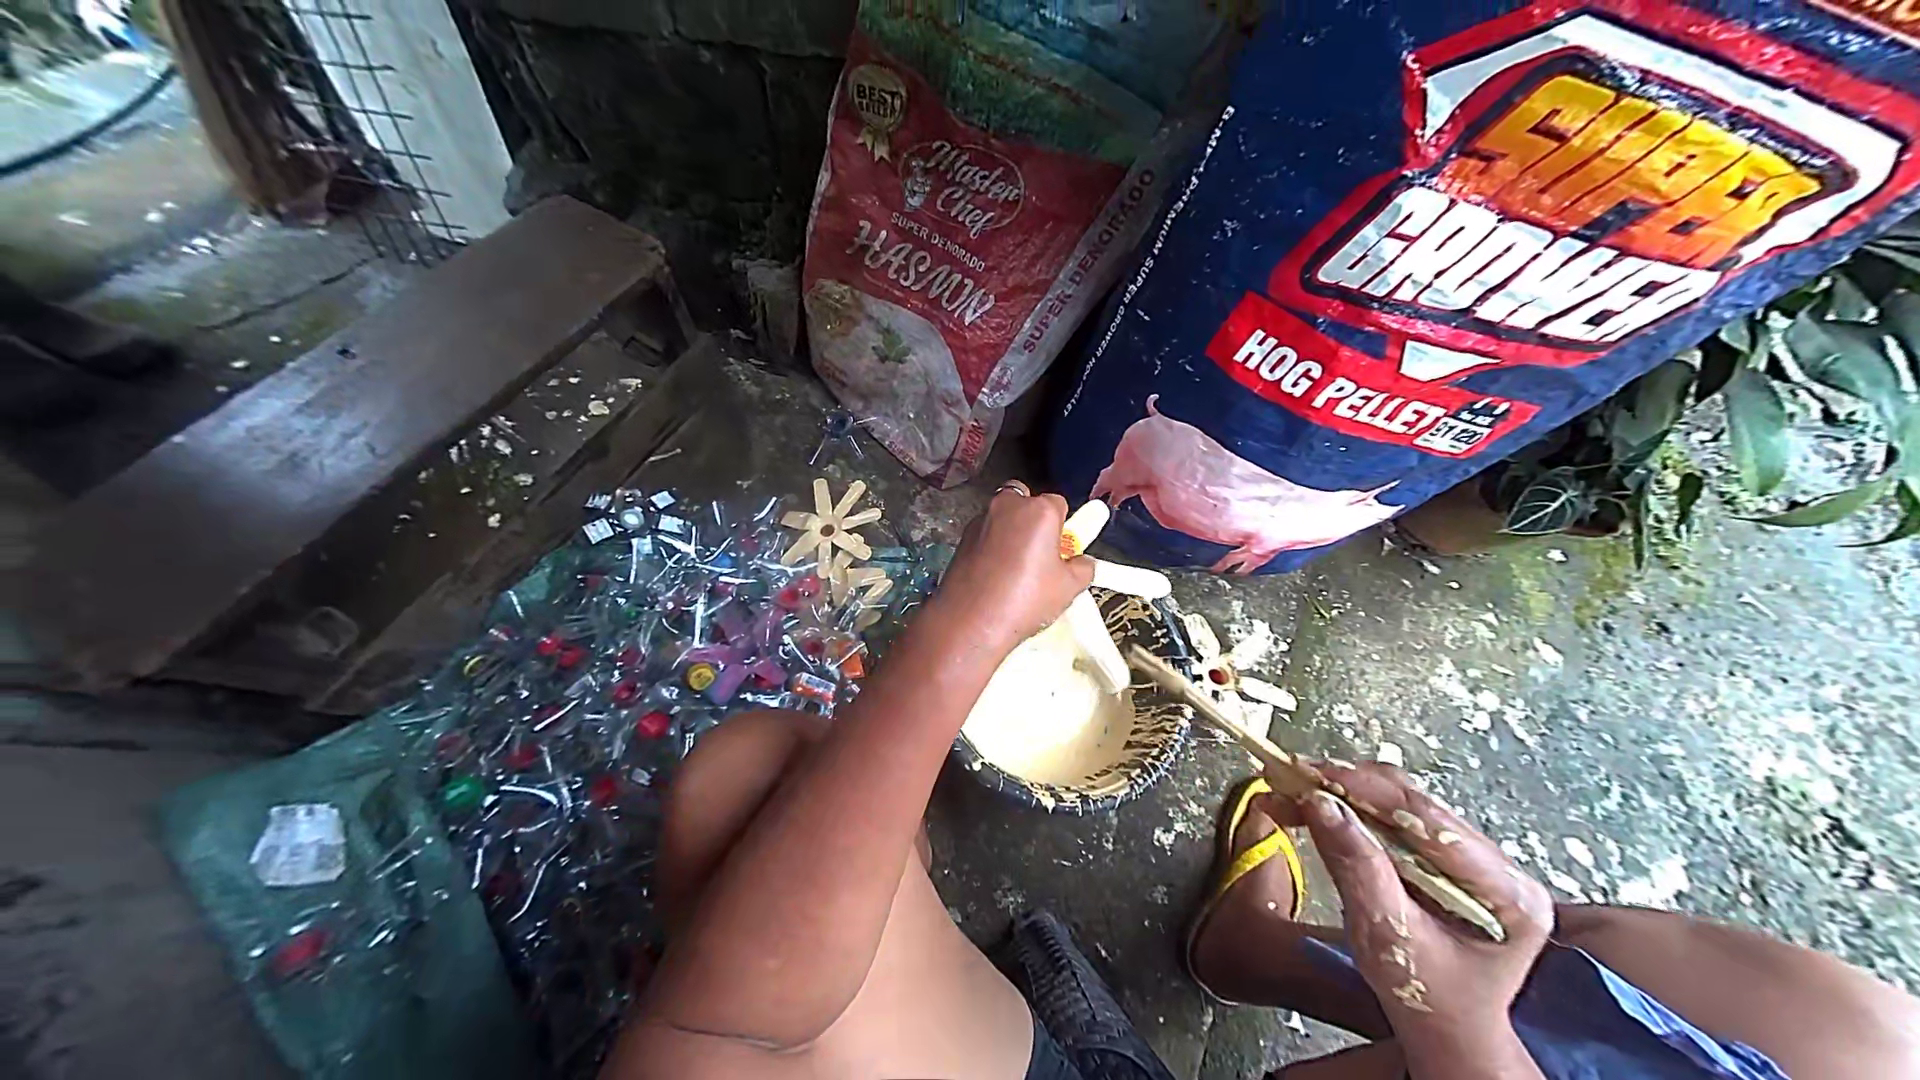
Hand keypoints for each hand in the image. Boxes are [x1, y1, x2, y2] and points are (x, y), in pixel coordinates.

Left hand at [928, 485, 1094, 653]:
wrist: (971, 621)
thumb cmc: (1024, 599)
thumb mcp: (1069, 587)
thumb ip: (1082, 567)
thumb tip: (1081, 562)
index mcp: (1039, 511)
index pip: (1058, 503)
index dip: (1062, 526)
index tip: (1062, 547)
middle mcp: (1008, 506)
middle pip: (1026, 501)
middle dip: (1033, 520)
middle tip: (1040, 552)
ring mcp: (981, 520)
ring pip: (1002, 516)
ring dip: (1011, 531)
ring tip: (1017, 568)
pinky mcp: (962, 538)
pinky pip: (985, 534)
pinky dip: (992, 545)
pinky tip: (996, 574)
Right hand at [1275, 763, 1553, 1046]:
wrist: (1444, 1029)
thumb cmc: (1424, 997)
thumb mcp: (1385, 936)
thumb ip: (1357, 868)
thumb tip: (1318, 802)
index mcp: (1506, 892)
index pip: (1428, 821)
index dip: (1365, 791)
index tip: (1311, 774)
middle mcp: (1496, 865)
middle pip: (1412, 803)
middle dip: (1346, 786)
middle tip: (1292, 777)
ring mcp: (1471, 856)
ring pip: (1397, 801)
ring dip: (1340, 791)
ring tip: (1292, 787)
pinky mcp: (1441, 854)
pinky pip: (1390, 816)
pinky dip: (1346, 807)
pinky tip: (1311, 805)